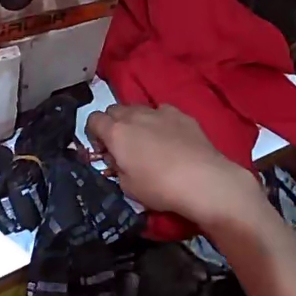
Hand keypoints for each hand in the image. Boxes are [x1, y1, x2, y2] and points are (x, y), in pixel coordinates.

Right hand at [85, 105, 265, 227]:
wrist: (203, 181)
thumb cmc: (159, 187)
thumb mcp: (127, 187)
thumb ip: (116, 168)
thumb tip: (116, 159)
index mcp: (116, 132)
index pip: (92, 119)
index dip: (94, 134)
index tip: (103, 150)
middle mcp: (135, 115)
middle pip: (114, 110)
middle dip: (113, 124)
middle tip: (122, 146)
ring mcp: (159, 112)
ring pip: (137, 108)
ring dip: (135, 121)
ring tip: (146, 141)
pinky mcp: (181, 114)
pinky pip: (161, 111)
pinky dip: (159, 121)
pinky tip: (169, 138)